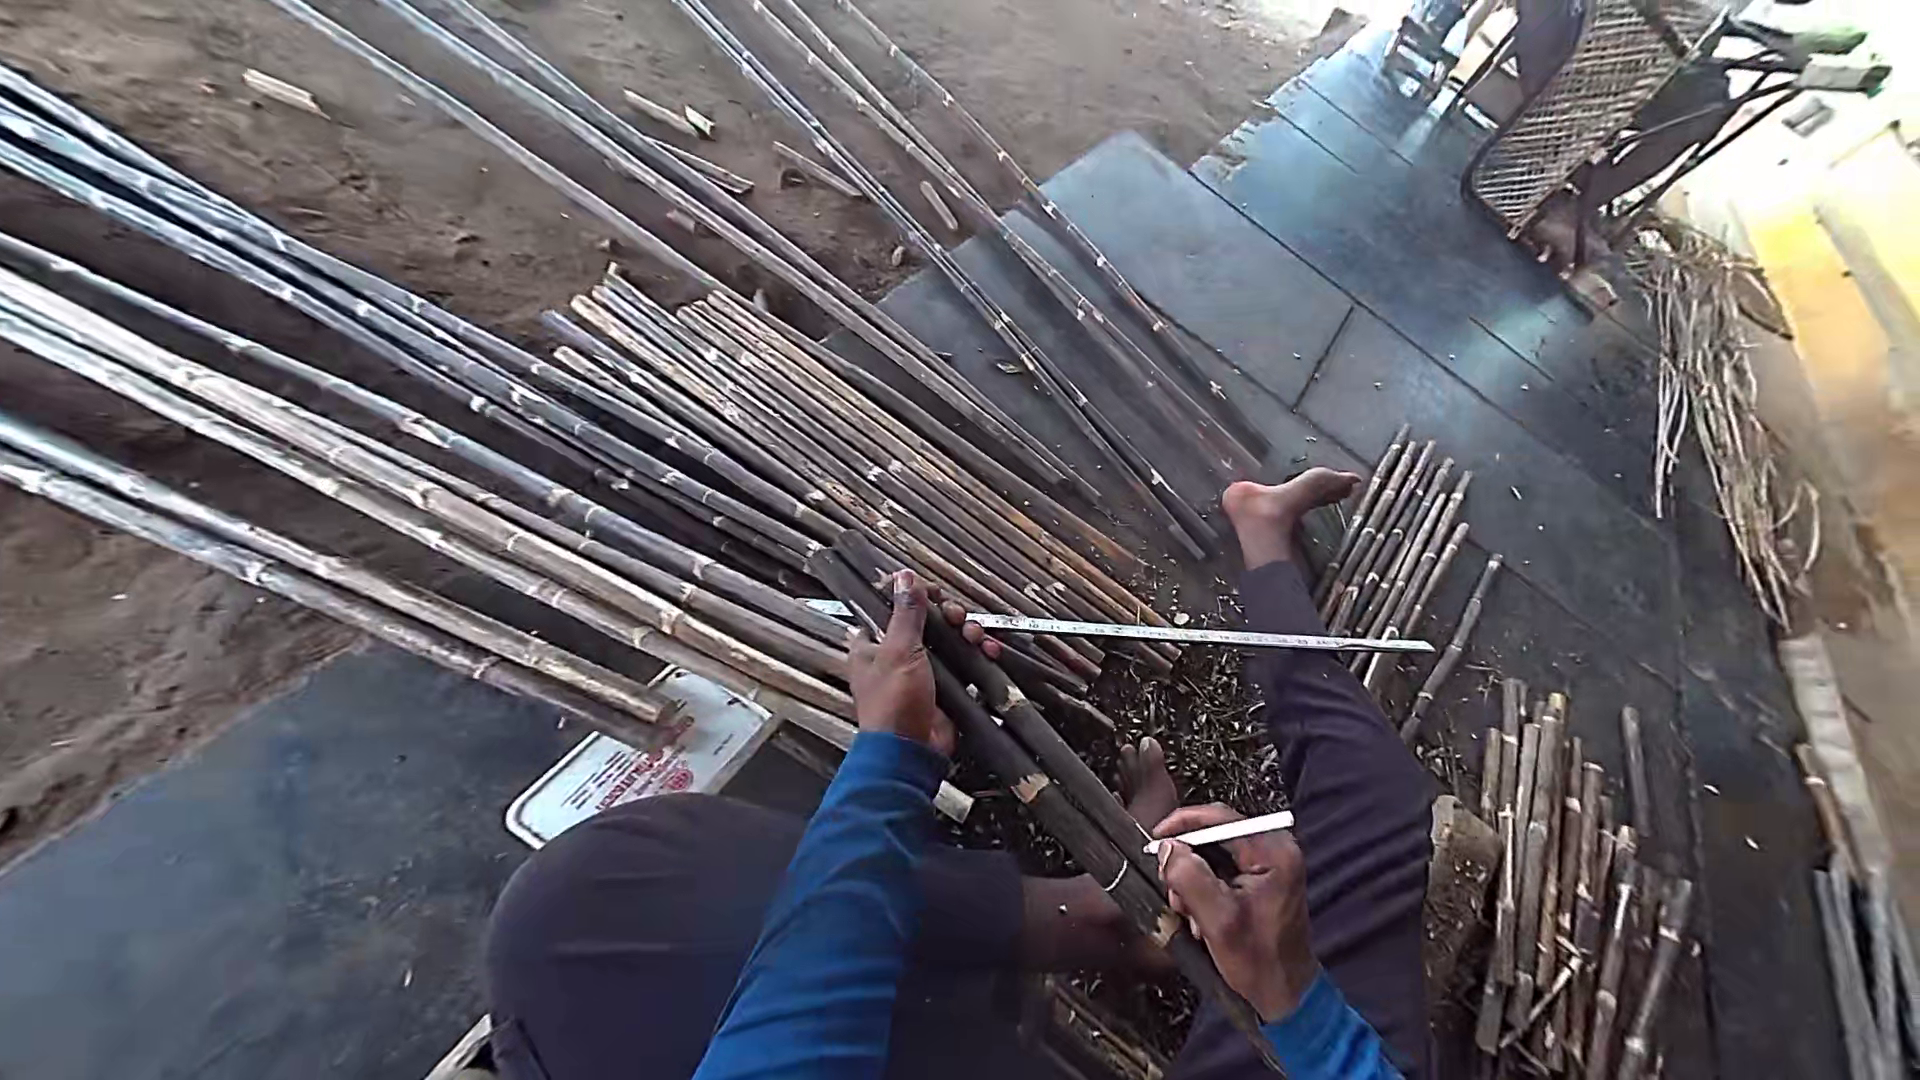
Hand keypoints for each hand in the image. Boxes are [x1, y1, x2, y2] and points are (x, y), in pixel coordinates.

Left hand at [846, 570, 999, 756]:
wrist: (912, 751)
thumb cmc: (894, 702)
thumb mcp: (899, 649)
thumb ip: (906, 612)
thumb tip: (905, 577)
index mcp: (873, 644)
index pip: (892, 608)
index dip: (914, 597)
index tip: (932, 592)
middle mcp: (896, 656)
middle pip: (927, 621)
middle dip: (948, 615)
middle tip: (957, 617)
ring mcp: (922, 671)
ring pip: (949, 639)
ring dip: (966, 632)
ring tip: (974, 635)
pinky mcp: (945, 687)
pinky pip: (964, 662)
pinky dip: (977, 654)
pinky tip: (987, 650)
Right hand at [1154, 804, 1319, 1022]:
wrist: (1287, 998)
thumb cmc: (1261, 963)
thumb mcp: (1219, 921)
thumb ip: (1189, 878)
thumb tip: (1166, 847)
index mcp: (1273, 852)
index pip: (1218, 818)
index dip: (1182, 824)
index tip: (1157, 838)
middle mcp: (1274, 848)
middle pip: (1214, 832)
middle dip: (1186, 856)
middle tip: (1168, 880)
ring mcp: (1268, 861)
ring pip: (1212, 849)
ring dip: (1191, 874)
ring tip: (1185, 905)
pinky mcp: (1260, 874)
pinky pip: (1219, 864)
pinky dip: (1202, 882)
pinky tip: (1197, 909)